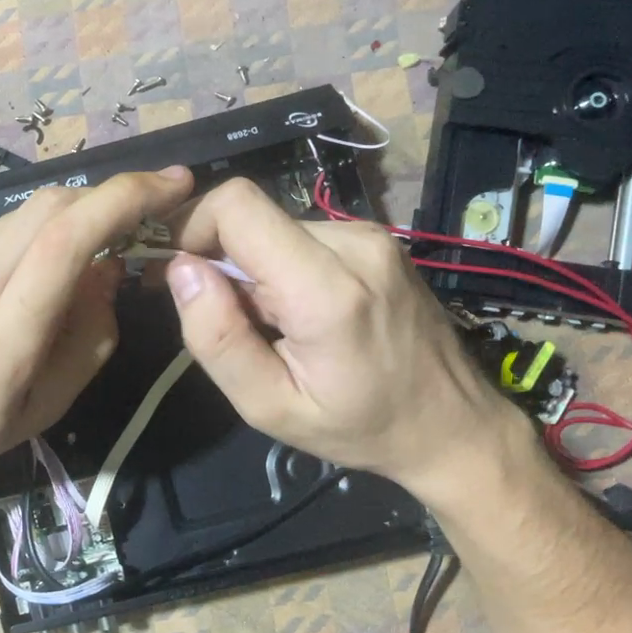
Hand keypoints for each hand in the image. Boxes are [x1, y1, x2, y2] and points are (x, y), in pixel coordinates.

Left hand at [0, 168, 196, 493]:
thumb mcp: (48, 406)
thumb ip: (91, 335)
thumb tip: (109, 266)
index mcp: (2, 337)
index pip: (67, 239)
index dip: (125, 197)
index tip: (173, 182)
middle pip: (45, 207)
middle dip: (100, 200)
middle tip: (132, 219)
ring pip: (15, 217)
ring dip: (60, 223)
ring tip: (76, 258)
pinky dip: (19, 243)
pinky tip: (16, 280)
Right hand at [164, 178, 520, 494]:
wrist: (452, 424)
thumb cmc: (358, 426)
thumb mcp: (268, 407)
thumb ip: (217, 339)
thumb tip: (180, 270)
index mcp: (326, 288)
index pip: (237, 206)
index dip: (192, 228)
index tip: (179, 274)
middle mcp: (354, 243)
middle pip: (252, 218)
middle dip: (221, 262)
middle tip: (227, 320)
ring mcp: (371, 237)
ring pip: (274, 228)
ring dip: (254, 270)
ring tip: (273, 327)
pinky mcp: (377, 240)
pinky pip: (303, 237)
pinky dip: (282, 269)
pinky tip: (300, 315)